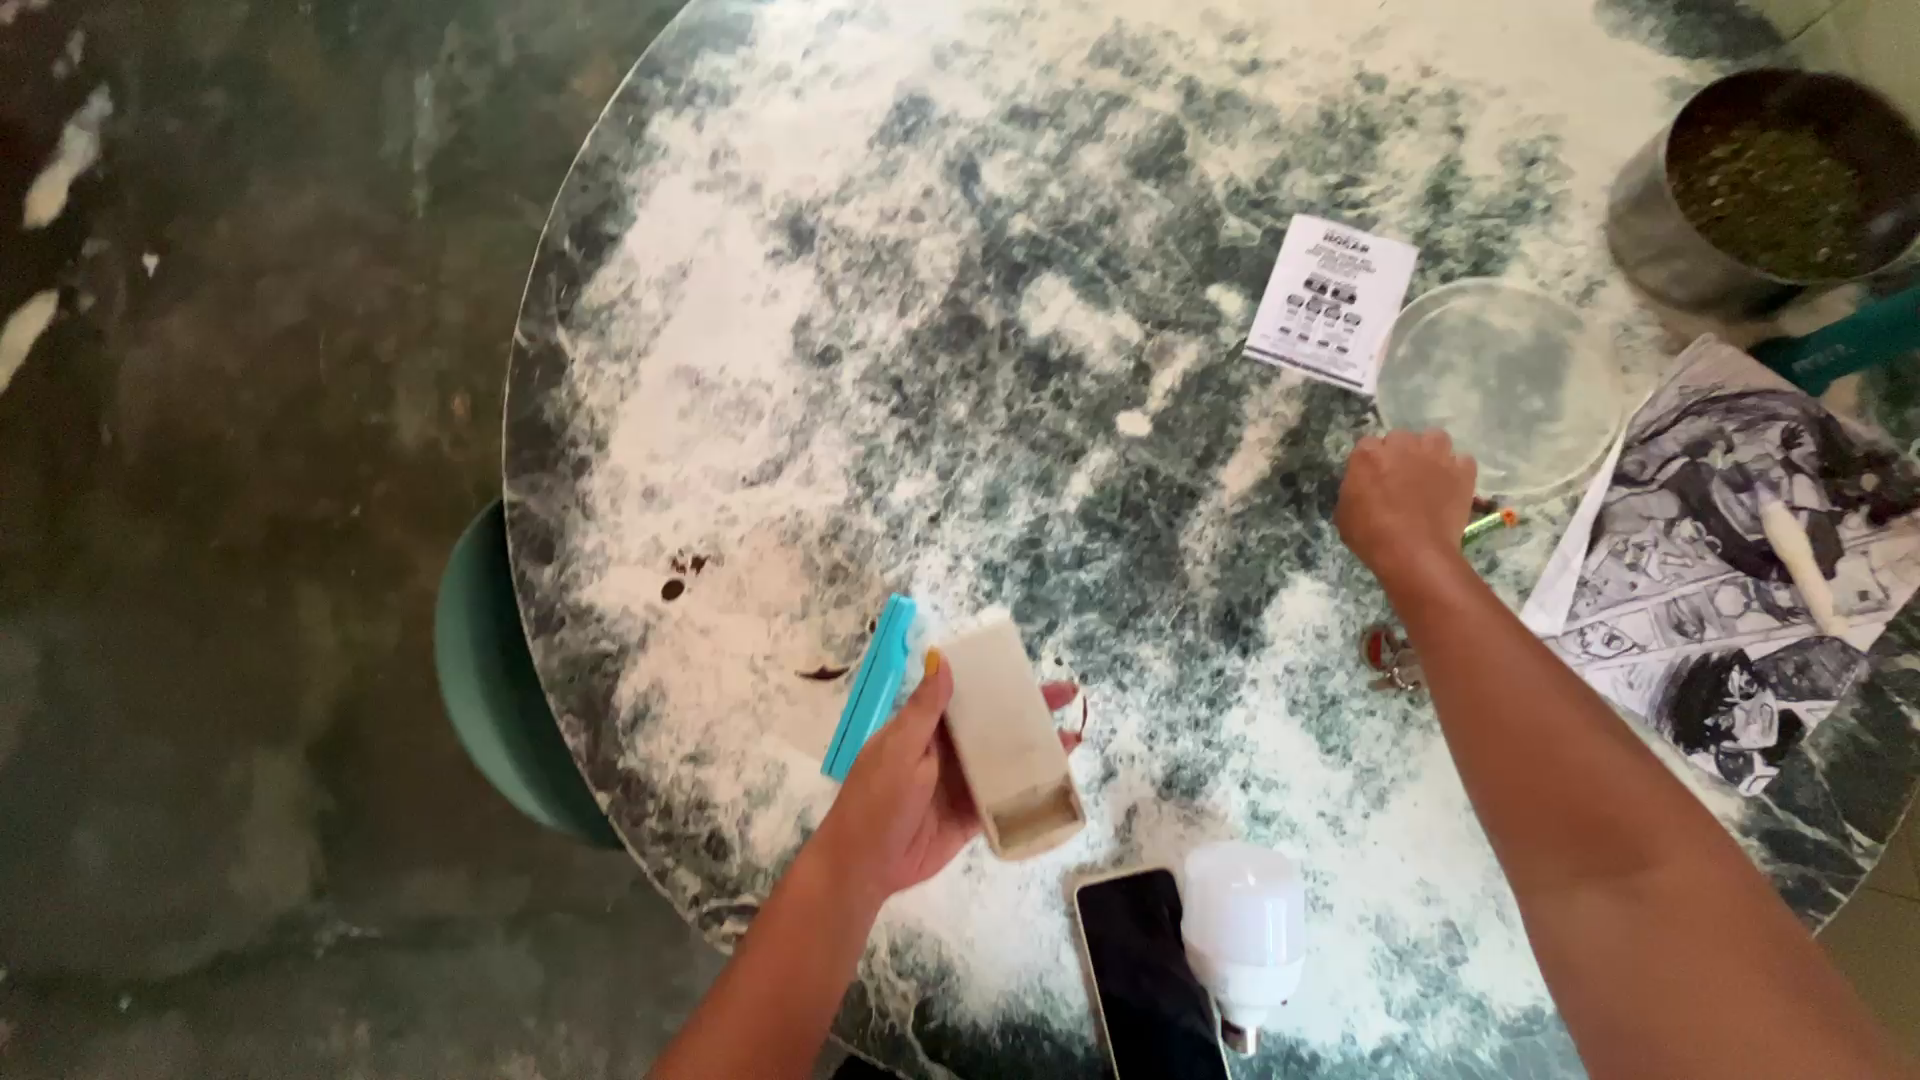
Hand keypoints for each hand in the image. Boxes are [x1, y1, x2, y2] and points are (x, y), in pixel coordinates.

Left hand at [811, 651, 1080, 904]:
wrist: (864, 865)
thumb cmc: (877, 800)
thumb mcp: (900, 748)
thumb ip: (924, 708)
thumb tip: (941, 659)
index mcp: (927, 728)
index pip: (969, 695)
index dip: (999, 681)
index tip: (1030, 670)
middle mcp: (948, 751)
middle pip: (995, 724)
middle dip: (1030, 710)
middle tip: (1069, 695)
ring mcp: (961, 783)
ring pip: (1006, 759)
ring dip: (1037, 749)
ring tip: (1073, 738)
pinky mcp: (971, 816)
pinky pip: (1006, 798)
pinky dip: (1031, 790)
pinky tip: (1058, 782)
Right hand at [1336, 429, 1476, 582]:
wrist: (1414, 553)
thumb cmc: (1371, 535)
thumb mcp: (1344, 513)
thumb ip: (1352, 489)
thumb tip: (1361, 486)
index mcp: (1368, 455)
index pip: (1366, 444)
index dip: (1369, 461)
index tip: (1370, 477)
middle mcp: (1402, 447)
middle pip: (1400, 437)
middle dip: (1399, 452)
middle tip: (1398, 476)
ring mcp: (1436, 456)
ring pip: (1435, 438)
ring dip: (1429, 451)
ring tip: (1427, 472)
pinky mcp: (1462, 471)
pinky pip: (1461, 460)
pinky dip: (1456, 470)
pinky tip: (1449, 485)